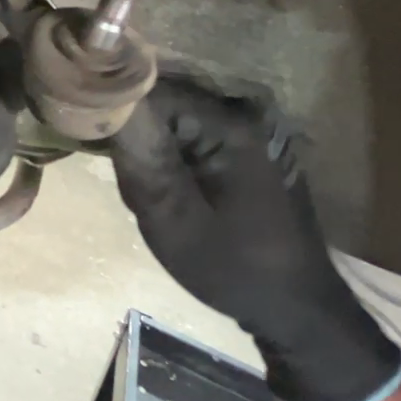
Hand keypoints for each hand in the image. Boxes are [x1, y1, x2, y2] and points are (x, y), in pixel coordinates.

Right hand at [111, 75, 400, 400]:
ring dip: (146, 144)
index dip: (113, 113)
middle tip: (131, 181)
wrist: (298, 311)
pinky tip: (168, 186)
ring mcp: (245, 128)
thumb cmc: (232, 268)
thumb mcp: (171, 216)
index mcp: (225, 124)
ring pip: (166, 115)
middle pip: (155, 98)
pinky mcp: (242, 145)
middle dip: (131, 133)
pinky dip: (165, 151)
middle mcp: (238, 112)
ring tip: (147, 189)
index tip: (104, 152)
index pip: (144, 88)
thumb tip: (102, 93)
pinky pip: (185, 130)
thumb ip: (139, 152)